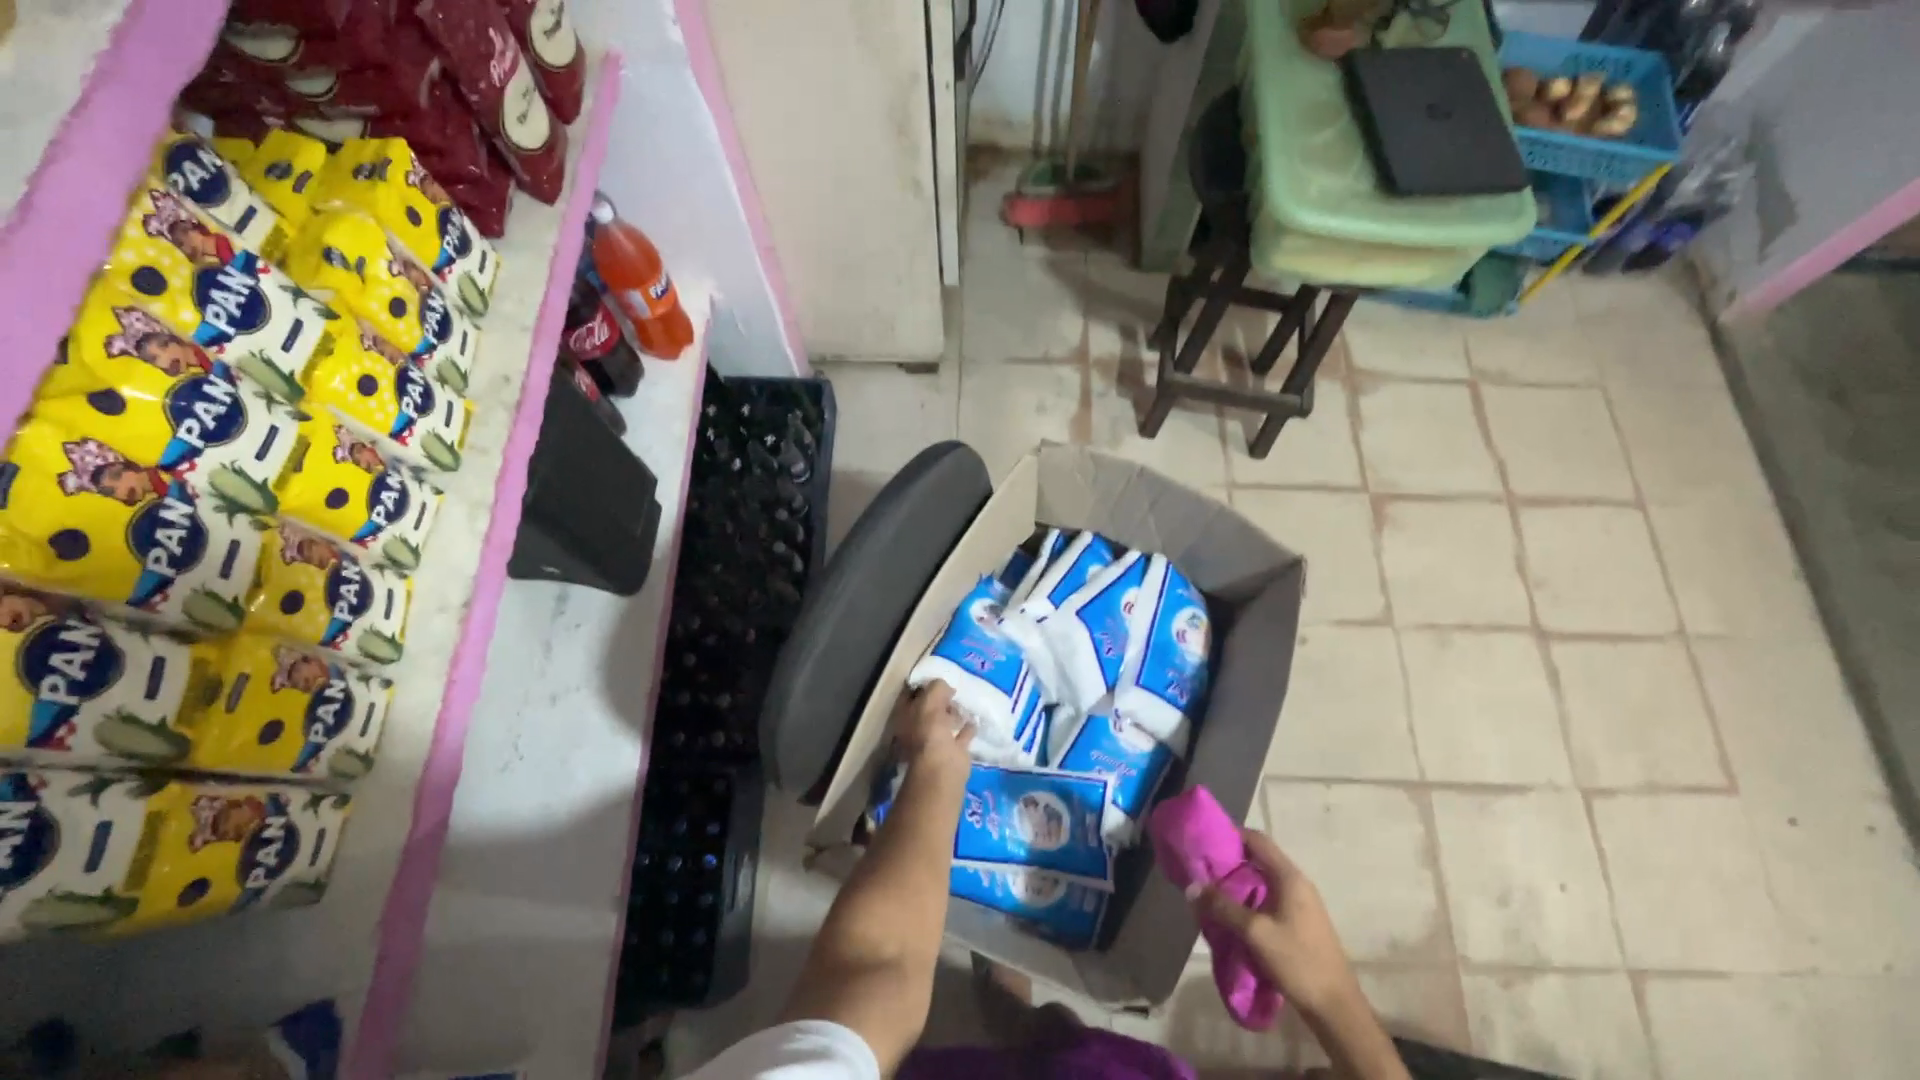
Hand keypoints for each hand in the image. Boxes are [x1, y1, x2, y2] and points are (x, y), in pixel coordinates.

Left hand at [892, 680, 974, 779]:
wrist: (943, 766)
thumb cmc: (930, 730)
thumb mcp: (930, 700)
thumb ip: (937, 688)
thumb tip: (946, 687)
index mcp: (906, 716)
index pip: (912, 696)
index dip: (924, 686)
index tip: (939, 679)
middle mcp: (917, 728)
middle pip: (929, 709)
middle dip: (940, 700)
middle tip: (954, 691)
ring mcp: (935, 741)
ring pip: (944, 723)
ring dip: (954, 714)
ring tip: (965, 704)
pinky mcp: (953, 752)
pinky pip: (961, 736)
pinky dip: (967, 729)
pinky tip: (975, 720)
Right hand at [1192, 828, 1362, 1020]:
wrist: (1335, 1006)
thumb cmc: (1297, 961)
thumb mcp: (1255, 933)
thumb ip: (1222, 907)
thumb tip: (1191, 886)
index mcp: (1289, 877)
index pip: (1256, 839)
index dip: (1229, 834)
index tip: (1203, 841)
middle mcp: (1296, 883)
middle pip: (1257, 859)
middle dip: (1228, 862)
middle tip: (1200, 871)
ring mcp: (1299, 904)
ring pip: (1261, 881)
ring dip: (1236, 885)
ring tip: (1209, 894)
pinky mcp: (1298, 922)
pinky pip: (1267, 900)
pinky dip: (1247, 901)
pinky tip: (1230, 917)